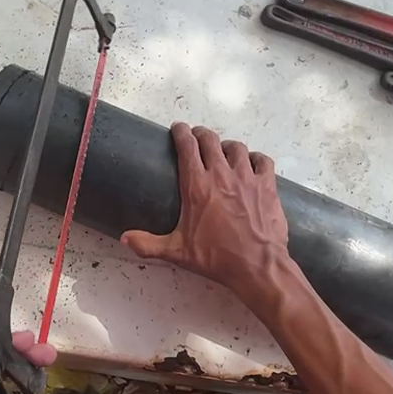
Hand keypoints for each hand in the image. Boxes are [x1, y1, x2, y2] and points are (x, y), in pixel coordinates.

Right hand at [121, 123, 293, 299]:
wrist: (257, 265)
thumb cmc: (216, 258)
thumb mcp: (178, 252)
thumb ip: (148, 244)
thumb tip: (125, 239)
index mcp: (197, 186)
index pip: (187, 146)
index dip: (181, 132)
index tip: (178, 128)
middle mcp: (221, 174)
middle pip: (210, 140)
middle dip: (201, 134)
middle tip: (197, 137)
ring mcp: (247, 177)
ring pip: (236, 147)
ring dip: (226, 146)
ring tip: (222, 151)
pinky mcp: (267, 185)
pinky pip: (262, 160)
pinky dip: (255, 158)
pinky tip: (251, 162)